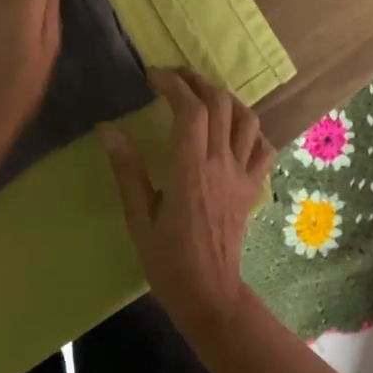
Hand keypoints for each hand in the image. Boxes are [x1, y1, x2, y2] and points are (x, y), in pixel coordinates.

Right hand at [102, 69, 273, 329]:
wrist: (210, 296)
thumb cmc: (168, 260)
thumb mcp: (139, 217)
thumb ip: (127, 171)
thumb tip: (109, 130)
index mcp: (191, 170)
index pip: (191, 110)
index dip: (173, 85)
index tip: (152, 76)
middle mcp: (222, 165)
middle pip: (221, 104)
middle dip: (197, 81)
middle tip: (174, 77)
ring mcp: (242, 176)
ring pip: (247, 119)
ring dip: (226, 98)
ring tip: (203, 94)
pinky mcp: (252, 188)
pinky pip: (262, 148)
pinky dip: (250, 129)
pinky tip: (232, 130)